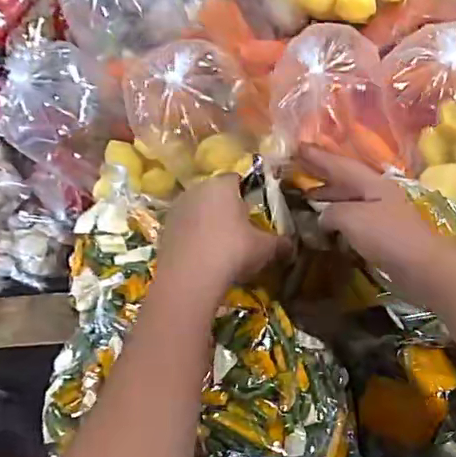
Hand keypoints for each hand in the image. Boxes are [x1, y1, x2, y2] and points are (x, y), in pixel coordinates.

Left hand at [155, 175, 285, 299]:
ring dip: (209, 224)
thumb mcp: (266, 248)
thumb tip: (292, 245)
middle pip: (215, 194)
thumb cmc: (233, 251)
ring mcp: (176, 209)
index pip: (238, 179)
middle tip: (242, 230)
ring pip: (198, 211)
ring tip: (222, 247)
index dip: (249, 193)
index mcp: (222, 185)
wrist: (189, 278)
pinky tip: (205, 257)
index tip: (256, 211)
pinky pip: (185, 229)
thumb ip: (281, 243)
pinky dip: (194, 238)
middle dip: (227, 208)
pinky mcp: (163, 230)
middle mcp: (196, 190)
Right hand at [300, 147, 455, 303]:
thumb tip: (322, 217)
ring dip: (329, 199)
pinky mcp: (384, 237)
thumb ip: (332, 213)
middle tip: (298, 170)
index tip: (298, 147)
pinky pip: (355, 223)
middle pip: (346, 181)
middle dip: (322, 175)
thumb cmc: (388, 236)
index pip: (340, 165)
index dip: (318, 156)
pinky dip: (338, 222)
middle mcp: (378, 195)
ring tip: (307, 199)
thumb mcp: (352, 218)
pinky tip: (328, 229)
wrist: (423, 267)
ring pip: (350, 202)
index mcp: (372, 183)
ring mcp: (383, 216)